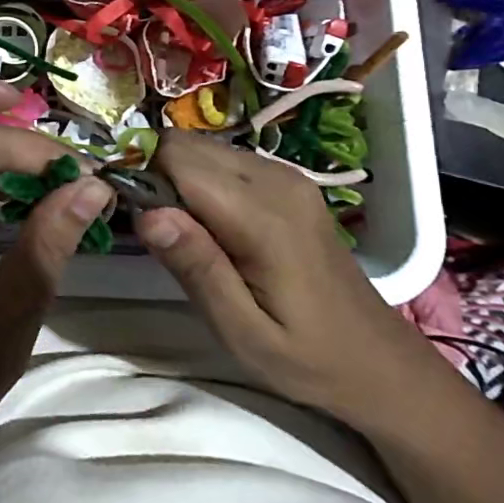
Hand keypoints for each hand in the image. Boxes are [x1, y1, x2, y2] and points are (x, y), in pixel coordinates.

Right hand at [133, 130, 438, 423]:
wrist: (376, 358)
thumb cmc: (307, 357)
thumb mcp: (243, 331)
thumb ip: (197, 267)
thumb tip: (147, 212)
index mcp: (264, 216)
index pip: (179, 160)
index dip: (143, 176)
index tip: (126, 213)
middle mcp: (276, 180)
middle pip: (189, 145)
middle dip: (156, 173)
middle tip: (153, 231)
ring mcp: (287, 175)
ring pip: (205, 147)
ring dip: (177, 175)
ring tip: (179, 231)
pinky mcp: (290, 181)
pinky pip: (227, 159)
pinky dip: (202, 179)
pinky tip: (208, 224)